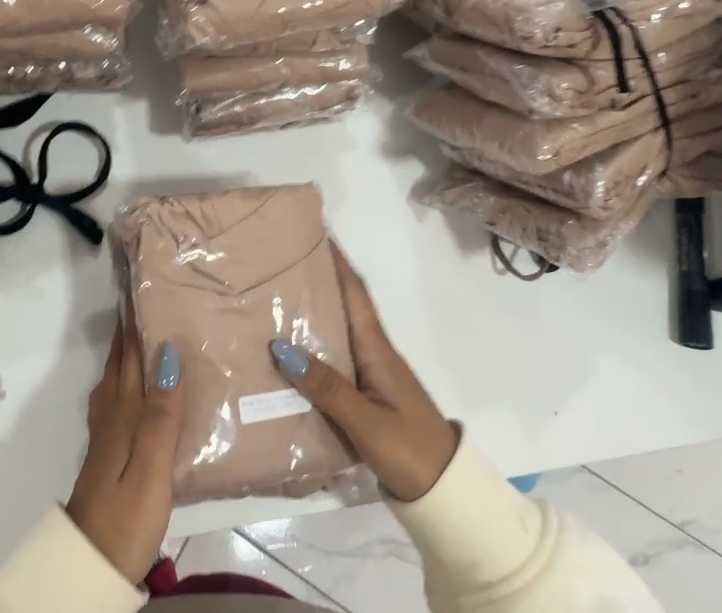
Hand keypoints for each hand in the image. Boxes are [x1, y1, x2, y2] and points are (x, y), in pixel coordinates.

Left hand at [65, 312, 186, 584]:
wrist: (93, 562)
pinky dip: (132, 381)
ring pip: (119, 380)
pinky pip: (122, 400)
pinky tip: (143, 387)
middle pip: (121, 363)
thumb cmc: (127, 513)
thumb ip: (161, 411)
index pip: (130, 355)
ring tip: (150, 331)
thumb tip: (167, 350)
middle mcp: (112, 414)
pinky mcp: (113, 453)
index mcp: (123, 411)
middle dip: (131, 330)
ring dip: (131, 353)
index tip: (143, 285)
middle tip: (150, 297)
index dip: (135, 322)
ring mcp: (109, 435)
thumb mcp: (151, 464)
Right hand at [270, 249, 460, 501]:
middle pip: (346, 306)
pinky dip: (316, 345)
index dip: (338, 262)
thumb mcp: (366, 422)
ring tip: (277, 298)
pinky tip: (292, 354)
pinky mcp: (368, 394)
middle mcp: (375, 353)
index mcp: (377, 351)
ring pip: (340, 331)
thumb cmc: (408, 449)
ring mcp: (373, 374)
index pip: (356, 295)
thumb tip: (280, 348)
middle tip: (282, 262)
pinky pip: (337, 357)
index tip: (317, 232)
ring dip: (316, 310)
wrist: (444, 489)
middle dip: (320, 279)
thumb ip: (326, 387)